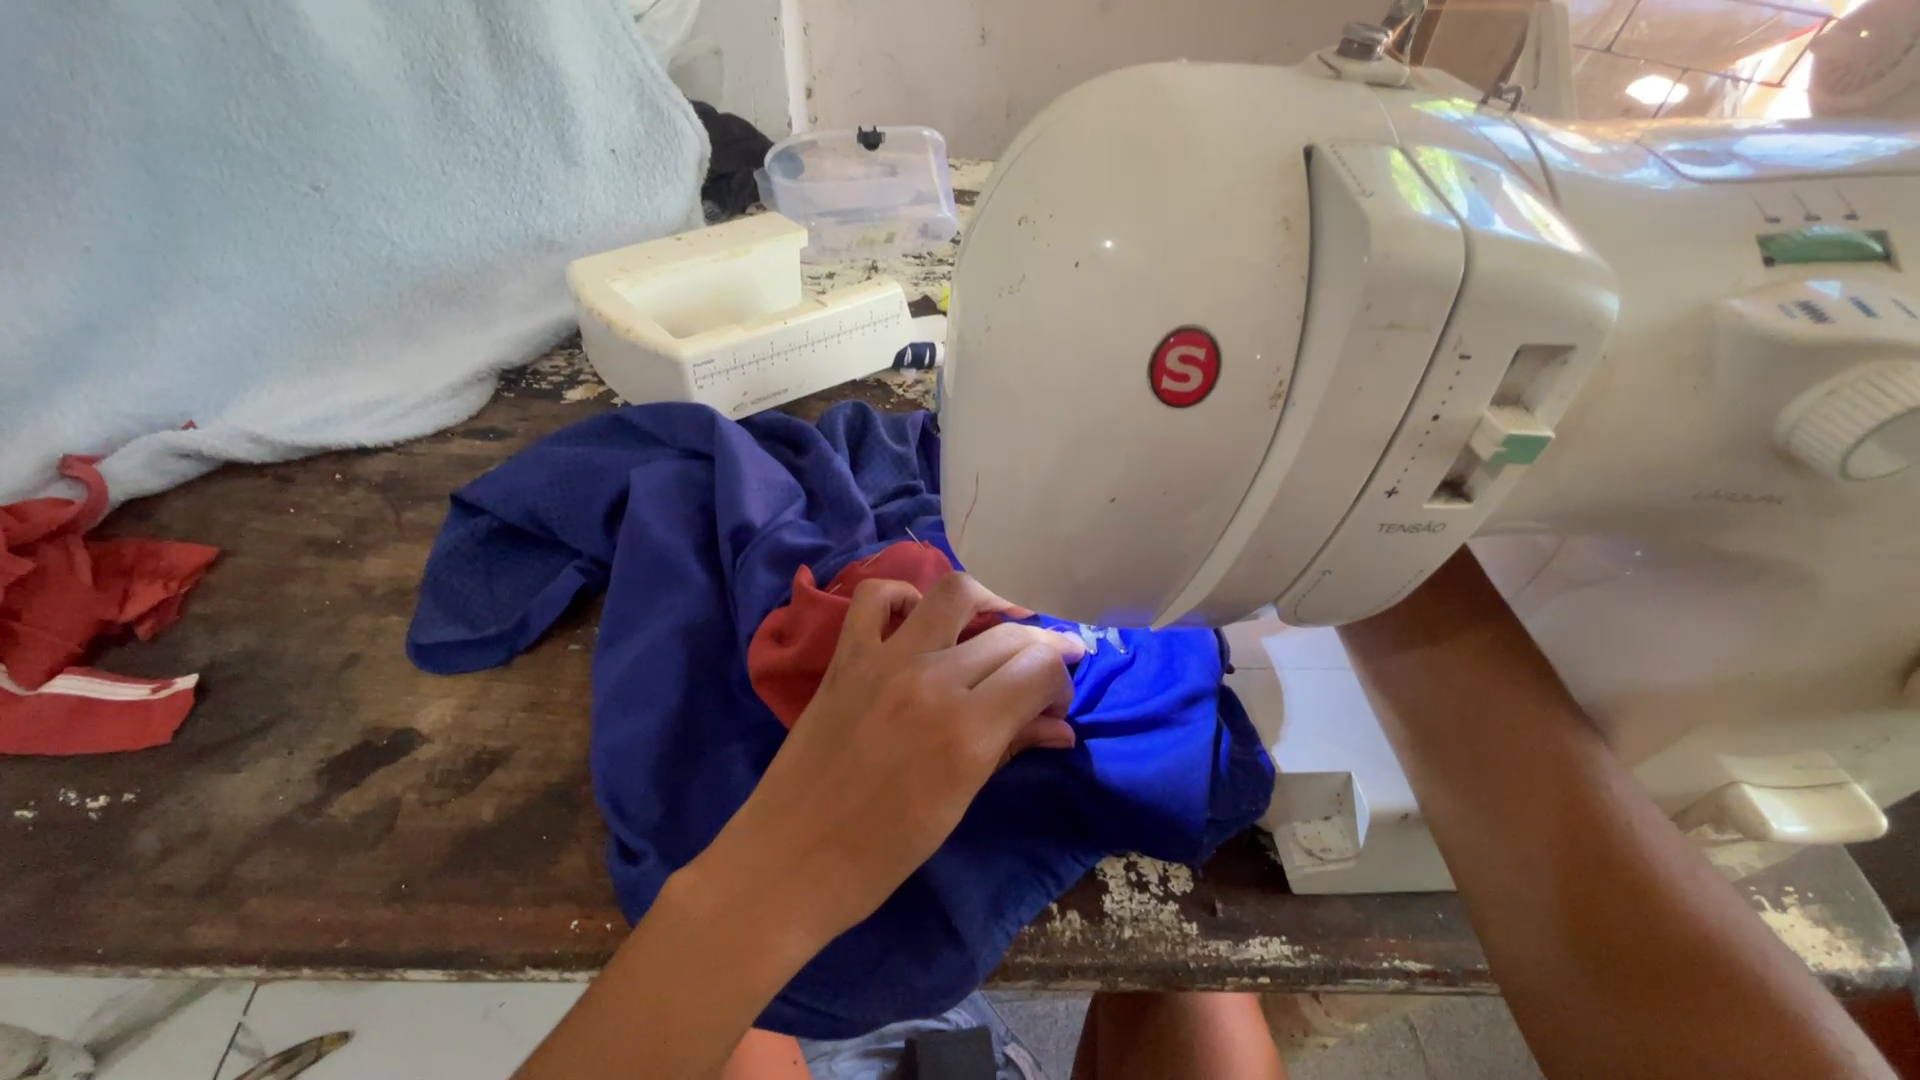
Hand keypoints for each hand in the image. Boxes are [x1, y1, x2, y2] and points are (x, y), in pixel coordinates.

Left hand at [692, 572, 1084, 944]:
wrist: (788, 862)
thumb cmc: (880, 856)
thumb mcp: (957, 805)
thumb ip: (1009, 749)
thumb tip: (1060, 728)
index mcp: (967, 730)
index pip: (1039, 669)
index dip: (1060, 681)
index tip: (1055, 705)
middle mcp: (931, 680)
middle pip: (1008, 634)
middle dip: (1039, 650)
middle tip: (1038, 676)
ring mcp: (883, 662)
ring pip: (953, 593)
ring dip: (987, 603)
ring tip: (993, 626)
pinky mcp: (844, 658)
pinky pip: (874, 598)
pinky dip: (903, 596)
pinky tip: (917, 620)